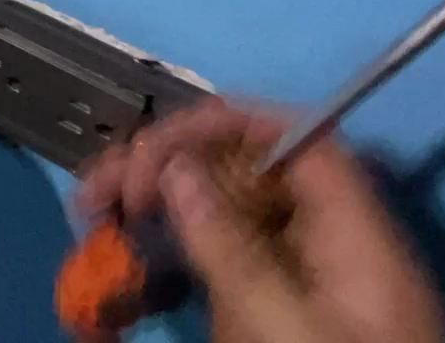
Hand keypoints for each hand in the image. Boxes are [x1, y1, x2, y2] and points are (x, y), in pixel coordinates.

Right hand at [77, 100, 444, 342]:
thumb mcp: (284, 330)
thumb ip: (231, 248)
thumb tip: (176, 167)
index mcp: (354, 242)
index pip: (301, 142)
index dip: (232, 122)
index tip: (162, 138)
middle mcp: (319, 246)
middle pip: (240, 168)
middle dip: (164, 161)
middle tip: (106, 186)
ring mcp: (286, 277)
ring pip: (209, 203)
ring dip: (145, 195)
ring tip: (90, 209)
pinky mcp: (257, 305)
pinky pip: (199, 250)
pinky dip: (154, 242)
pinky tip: (113, 249)